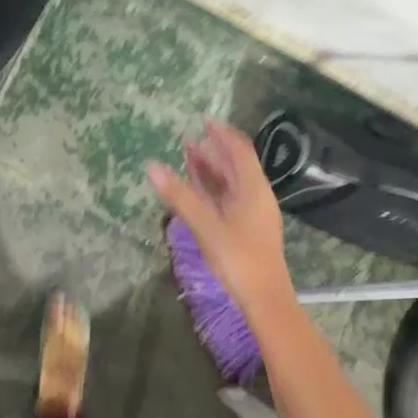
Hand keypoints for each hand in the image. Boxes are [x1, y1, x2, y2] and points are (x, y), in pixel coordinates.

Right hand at [149, 119, 294, 309]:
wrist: (265, 299)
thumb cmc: (239, 258)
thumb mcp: (205, 225)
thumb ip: (179, 195)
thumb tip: (152, 166)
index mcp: (252, 188)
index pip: (238, 150)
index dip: (222, 133)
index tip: (203, 119)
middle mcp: (256, 195)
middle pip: (236, 165)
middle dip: (213, 150)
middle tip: (189, 139)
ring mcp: (253, 212)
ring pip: (232, 182)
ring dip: (212, 169)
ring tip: (189, 157)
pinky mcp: (248, 227)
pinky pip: (229, 198)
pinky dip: (213, 188)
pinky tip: (197, 190)